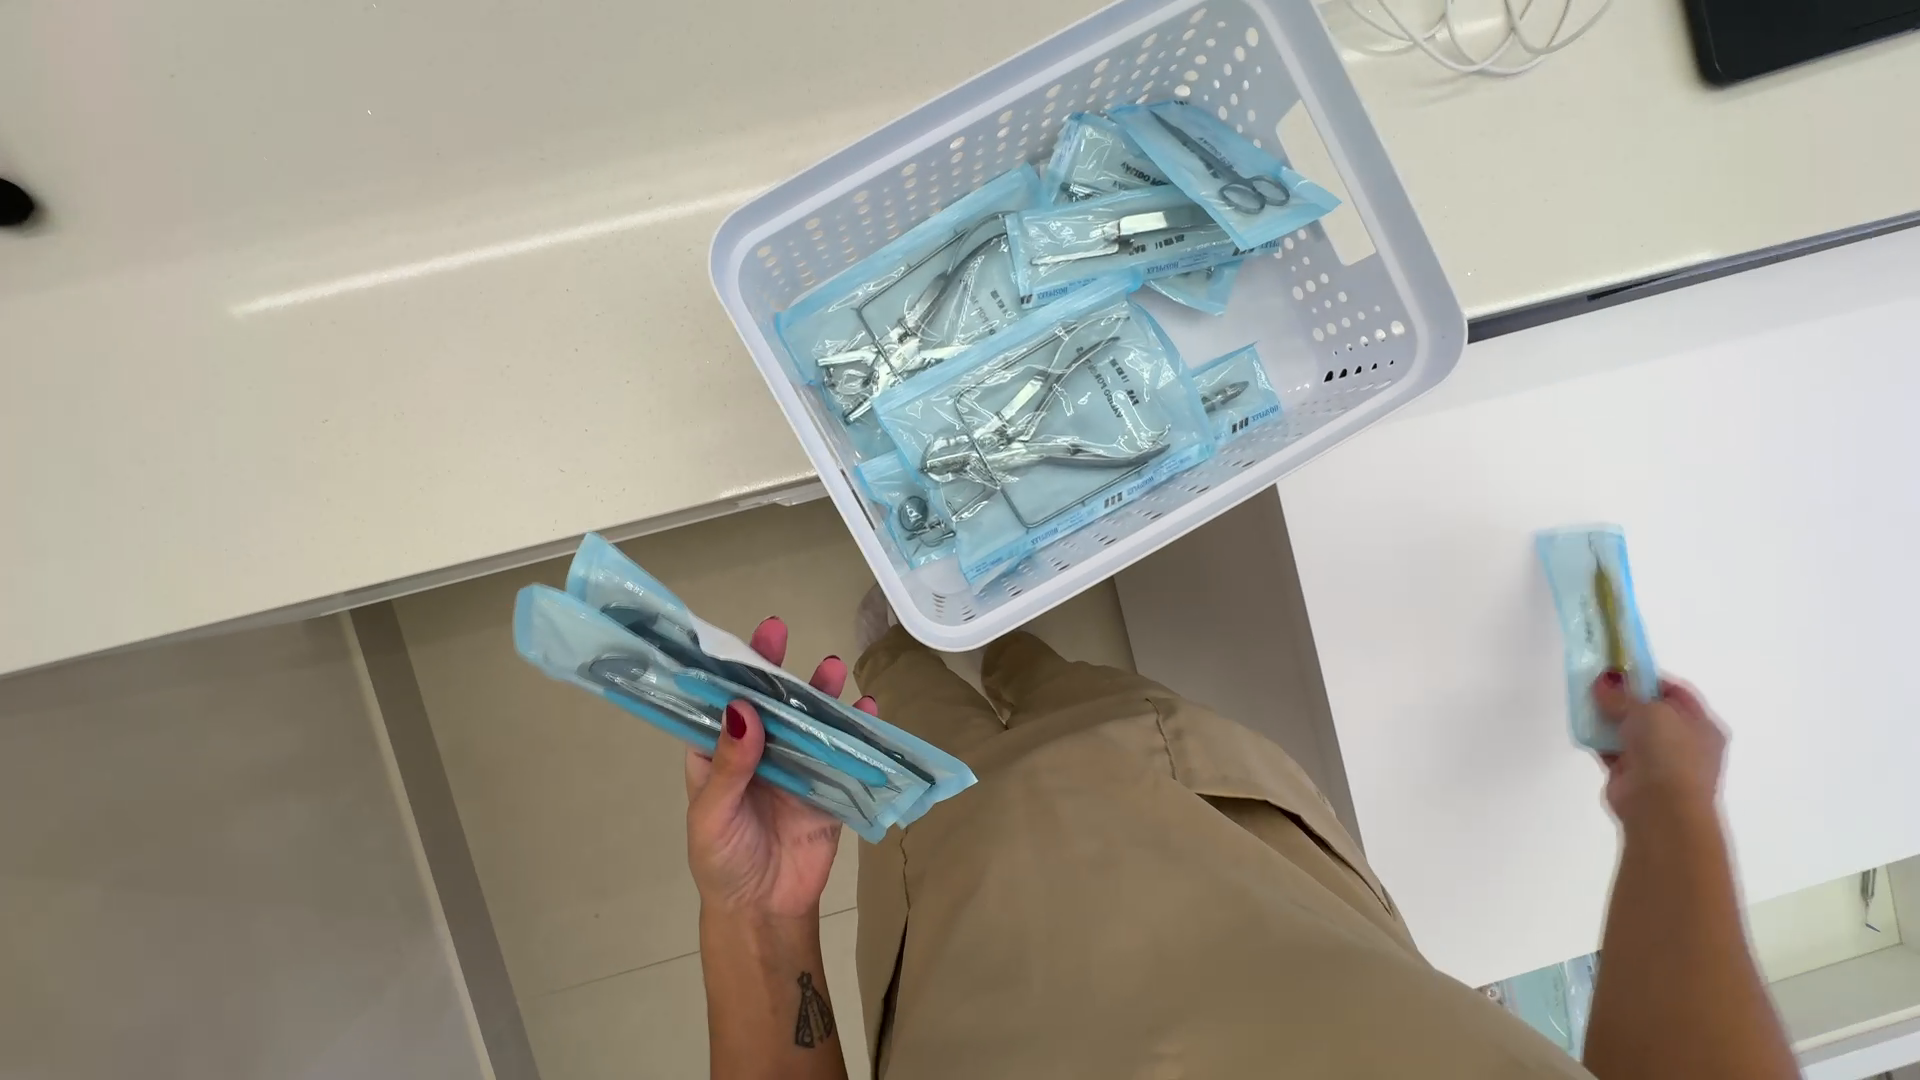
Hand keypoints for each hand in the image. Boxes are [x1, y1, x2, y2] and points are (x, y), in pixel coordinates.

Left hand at [685, 616, 879, 919]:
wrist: (765, 911)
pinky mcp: (828, 785)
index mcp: (721, 754)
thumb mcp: (713, 815)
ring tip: (834, 668)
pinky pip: (844, 752)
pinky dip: (858, 729)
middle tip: (781, 633)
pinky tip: (868, 707)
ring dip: (820, 693)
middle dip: (776, 670)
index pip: (723, 702)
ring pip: (809, 720)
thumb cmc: (723, 861)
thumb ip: (730, 765)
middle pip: (769, 702)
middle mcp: (759, 752)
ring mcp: (796, 766)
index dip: (731, 668)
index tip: (737, 639)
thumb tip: (744, 708)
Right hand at [1592, 673, 1726, 828]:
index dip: (1646, 676)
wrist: (1660, 806)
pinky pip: (1610, 747)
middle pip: (1648, 709)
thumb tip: (1604, 679)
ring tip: (1582, 702)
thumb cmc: (1668, 753)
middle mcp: (1682, 740)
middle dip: (1621, 696)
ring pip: (1626, 727)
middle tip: (1594, 683)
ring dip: (1606, 716)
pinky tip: (1580, 728)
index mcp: (1701, 724)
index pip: (1674, 691)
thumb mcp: (1649, 712)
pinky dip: (1596, 738)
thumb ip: (1623, 694)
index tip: (1616, 668)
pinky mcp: (1631, 771)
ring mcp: (1657, 757)